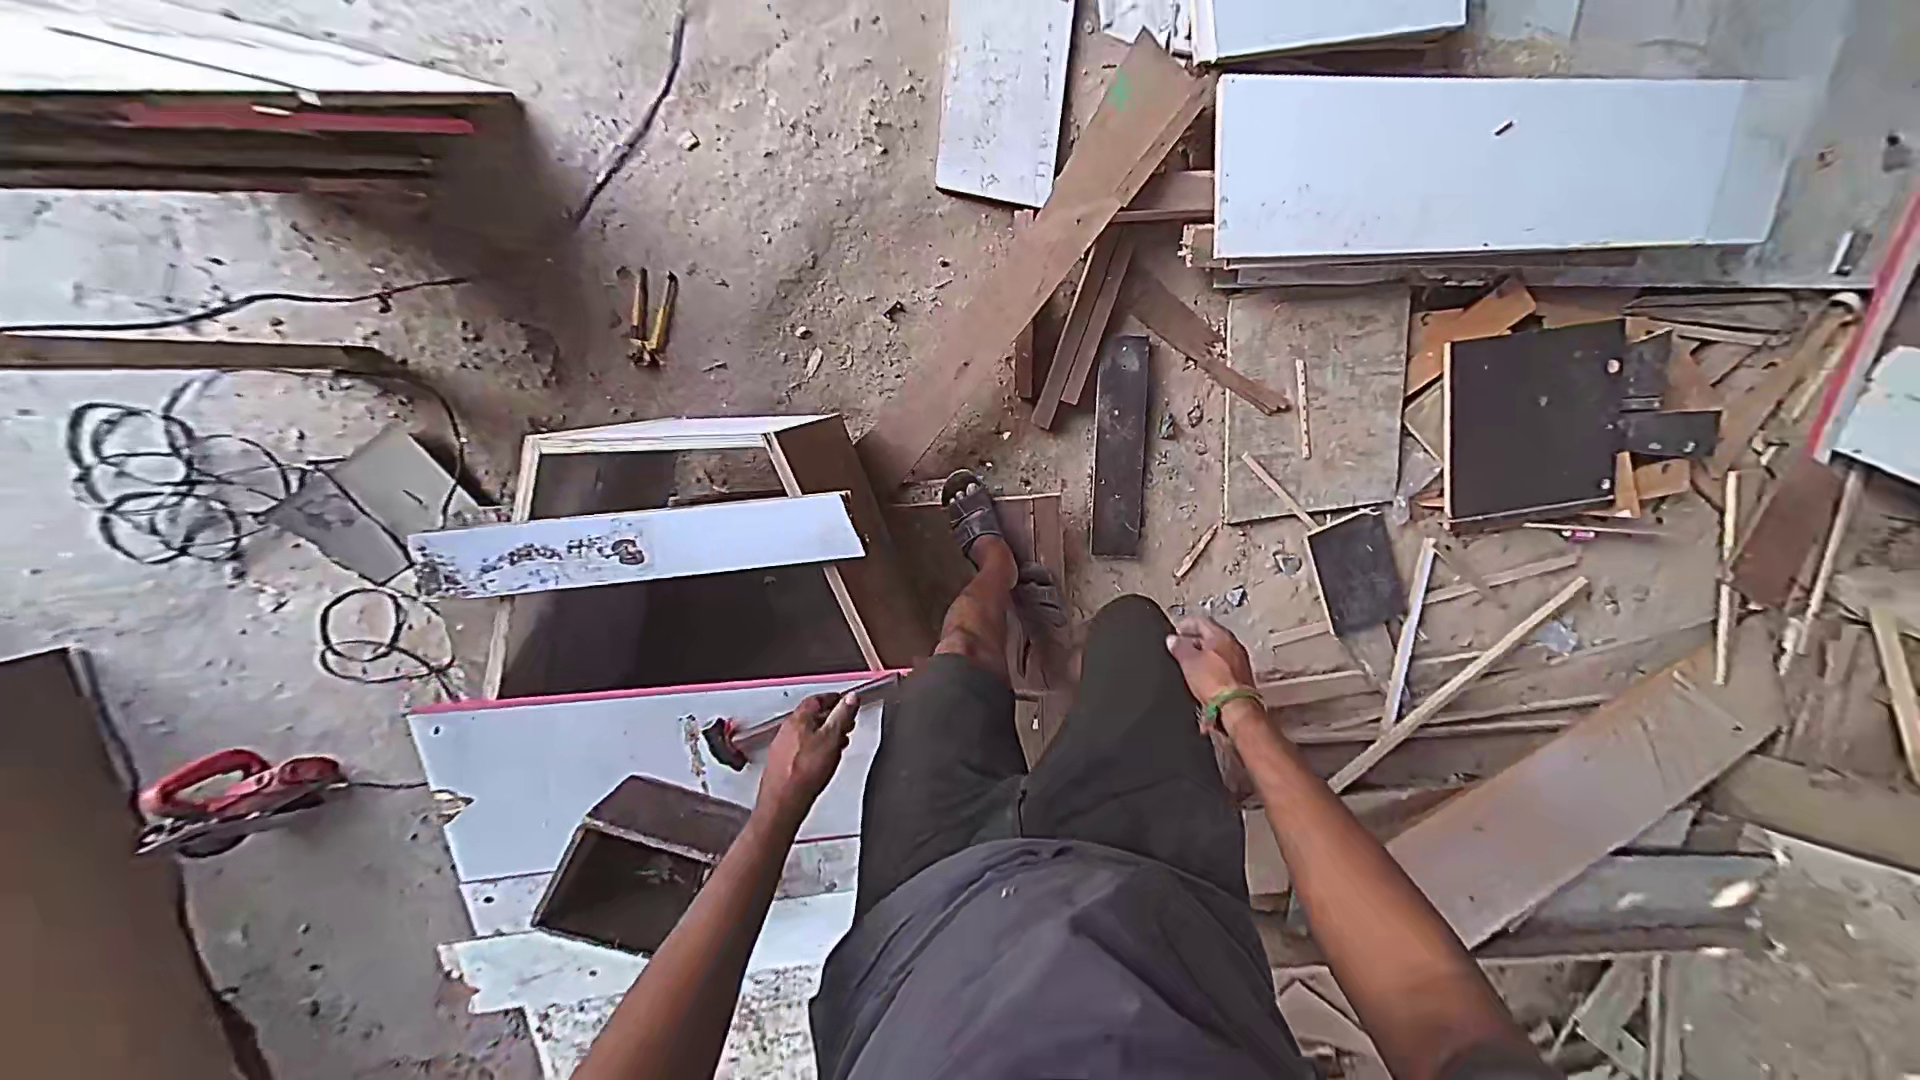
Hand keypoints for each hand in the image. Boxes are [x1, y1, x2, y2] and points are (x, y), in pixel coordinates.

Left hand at [756, 692, 857, 831]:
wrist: (783, 803)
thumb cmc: (803, 773)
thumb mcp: (832, 738)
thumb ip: (843, 715)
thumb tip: (851, 698)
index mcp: (798, 719)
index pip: (817, 698)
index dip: (833, 698)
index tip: (844, 700)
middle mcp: (786, 730)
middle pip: (811, 715)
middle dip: (830, 717)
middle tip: (845, 721)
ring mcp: (782, 747)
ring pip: (806, 732)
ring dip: (824, 734)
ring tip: (838, 742)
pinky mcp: (781, 763)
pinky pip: (801, 748)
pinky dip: (815, 748)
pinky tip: (822, 760)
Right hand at [1165, 616, 1256, 706]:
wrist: (1236, 709)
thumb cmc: (1216, 682)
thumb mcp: (1187, 660)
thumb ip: (1178, 647)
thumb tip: (1173, 640)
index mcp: (1221, 635)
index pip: (1201, 621)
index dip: (1185, 625)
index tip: (1175, 631)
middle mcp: (1234, 646)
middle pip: (1210, 637)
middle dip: (1194, 641)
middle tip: (1180, 646)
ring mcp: (1239, 664)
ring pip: (1217, 654)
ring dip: (1203, 656)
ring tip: (1190, 664)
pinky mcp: (1241, 680)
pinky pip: (1222, 670)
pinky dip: (1211, 671)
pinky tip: (1203, 680)